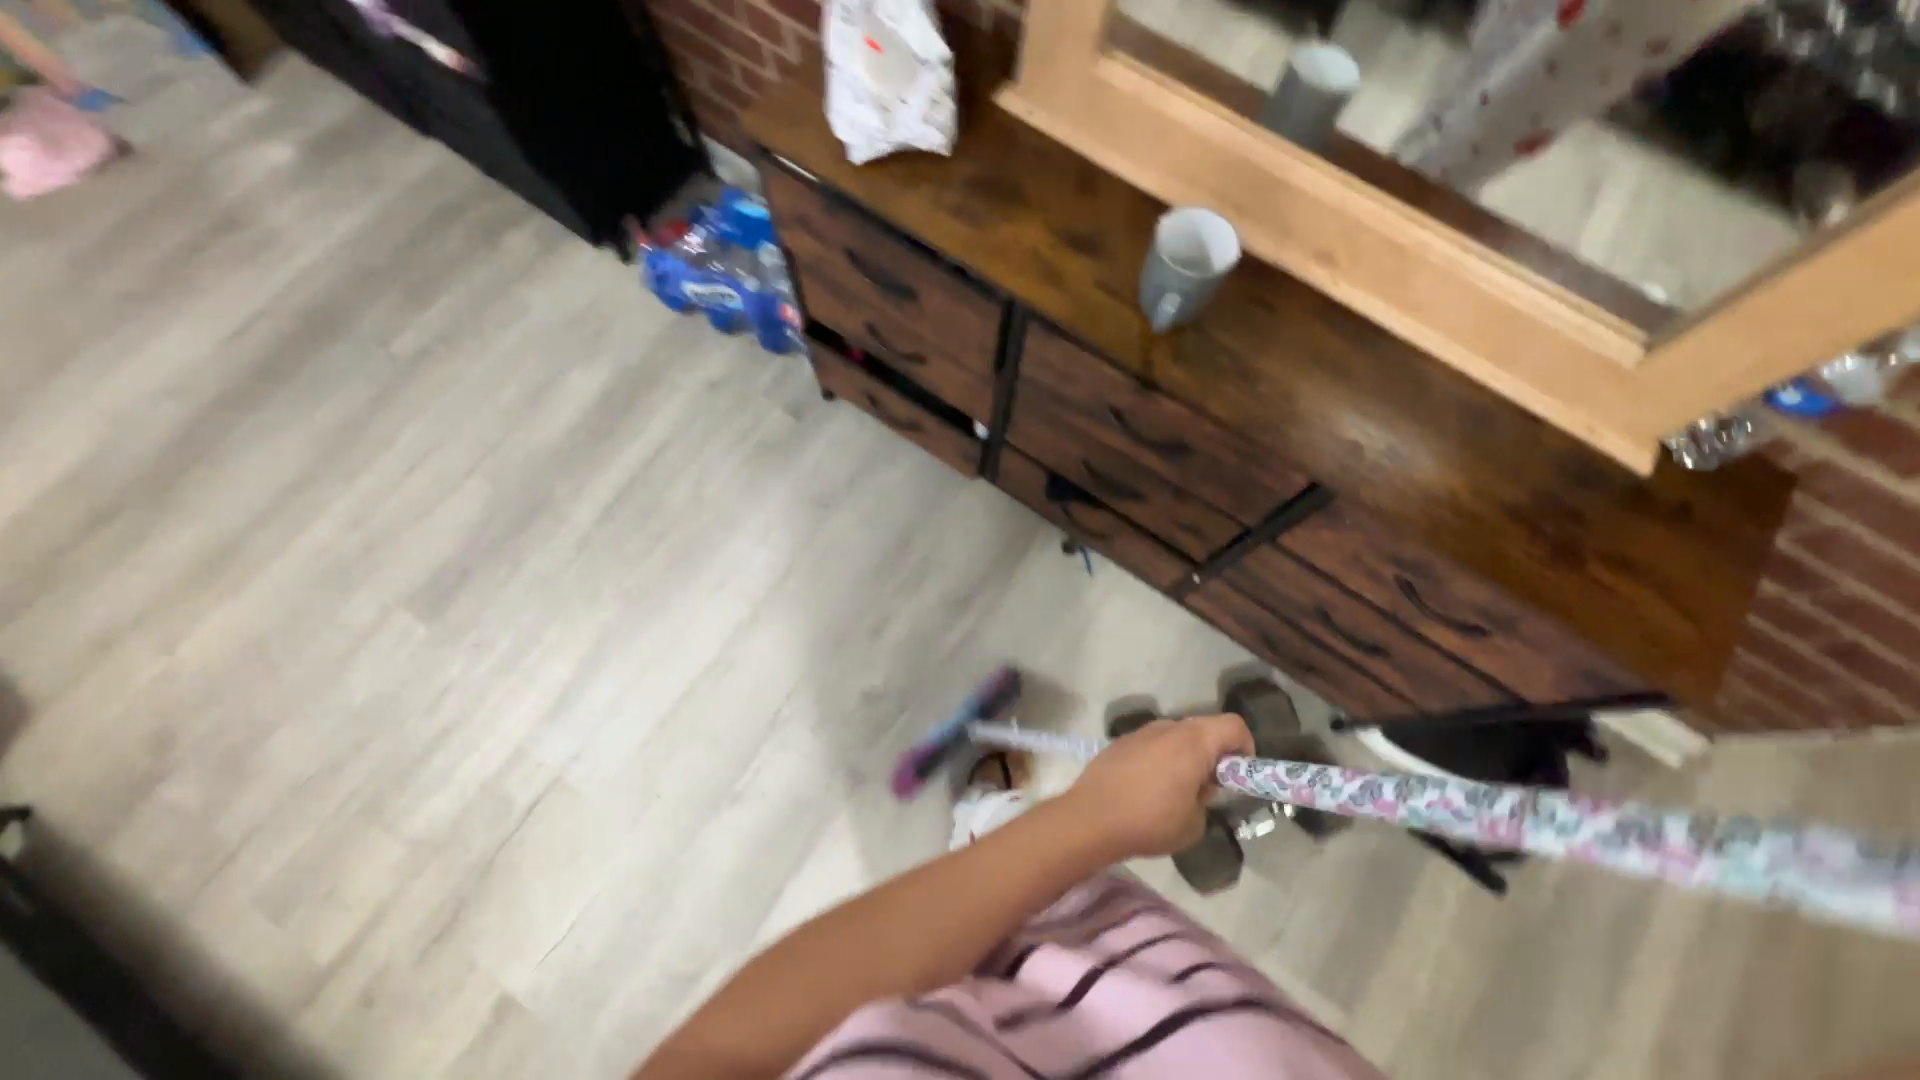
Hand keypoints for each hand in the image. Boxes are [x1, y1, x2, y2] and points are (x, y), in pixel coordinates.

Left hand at [1062, 714, 1254, 860]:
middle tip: (1209, 787)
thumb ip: (1206, 800)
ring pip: (1176, 735)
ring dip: (1185, 756)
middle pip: (1205, 728)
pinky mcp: (1120, 742)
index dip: (1245, 747)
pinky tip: (1147, 789)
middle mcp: (1168, 727)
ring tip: (1176, 791)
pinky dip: (1160, 759)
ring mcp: (1141, 732)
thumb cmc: (1150, 821)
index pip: (1234, 725)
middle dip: (1215, 754)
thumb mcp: (1194, 823)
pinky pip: (1152, 744)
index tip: (1238, 776)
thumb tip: (1199, 790)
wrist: (1090, 818)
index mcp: (1193, 741)